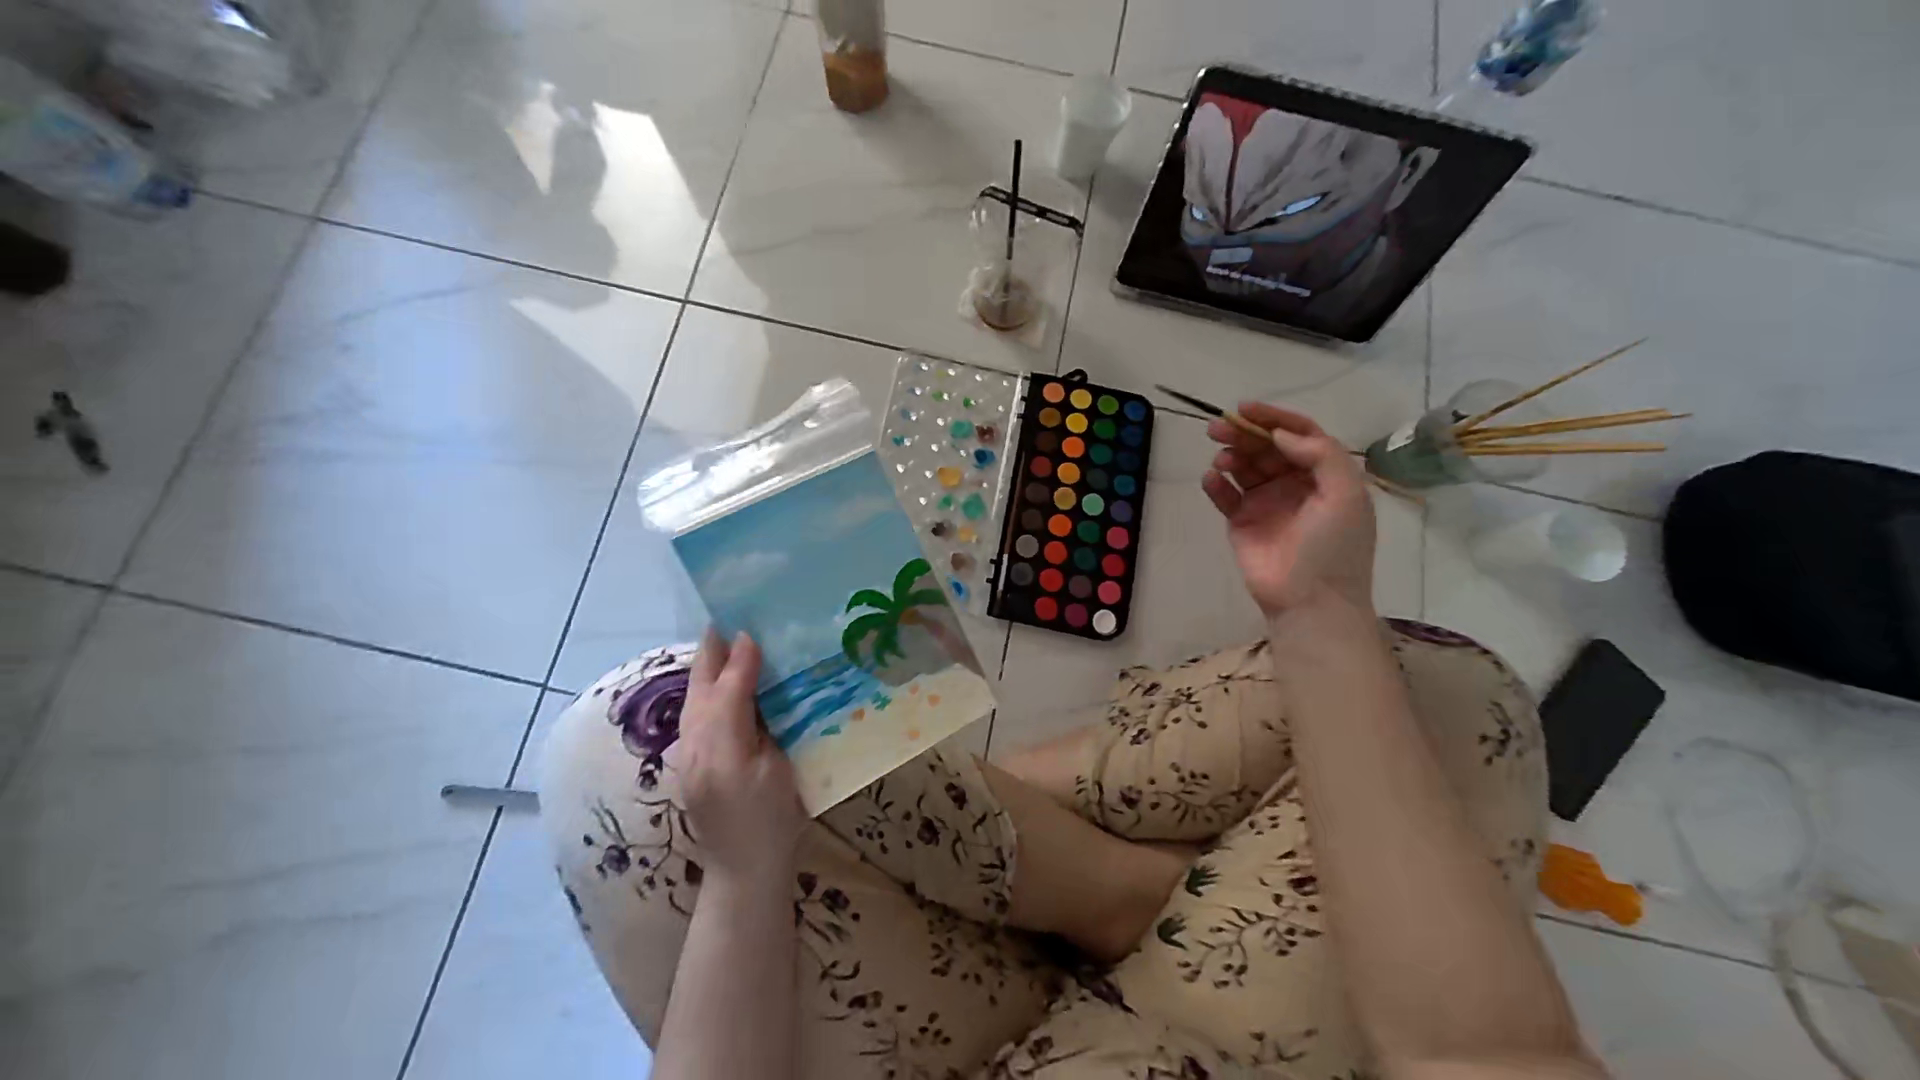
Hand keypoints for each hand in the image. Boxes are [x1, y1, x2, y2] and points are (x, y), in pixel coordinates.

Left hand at [675, 629, 806, 884]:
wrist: (744, 873)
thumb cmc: (773, 821)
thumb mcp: (779, 770)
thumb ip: (766, 723)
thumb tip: (761, 689)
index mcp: (721, 747)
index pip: (728, 689)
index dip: (739, 658)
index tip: (751, 628)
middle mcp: (696, 747)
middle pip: (700, 690)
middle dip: (711, 655)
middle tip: (725, 623)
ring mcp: (690, 759)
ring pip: (693, 702)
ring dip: (705, 671)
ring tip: (720, 645)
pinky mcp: (693, 767)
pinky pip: (696, 717)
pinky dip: (705, 693)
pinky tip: (718, 687)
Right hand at [1201, 403, 1376, 619]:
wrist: (1310, 600)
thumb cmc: (1334, 547)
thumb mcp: (1345, 495)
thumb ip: (1320, 455)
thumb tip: (1280, 435)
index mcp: (1324, 474)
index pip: (1299, 435)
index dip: (1274, 418)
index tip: (1245, 408)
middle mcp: (1294, 483)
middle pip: (1266, 447)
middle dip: (1244, 433)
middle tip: (1218, 428)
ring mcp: (1266, 502)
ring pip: (1244, 467)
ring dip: (1231, 455)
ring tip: (1221, 458)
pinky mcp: (1241, 521)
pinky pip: (1225, 495)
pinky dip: (1216, 484)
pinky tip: (1212, 479)